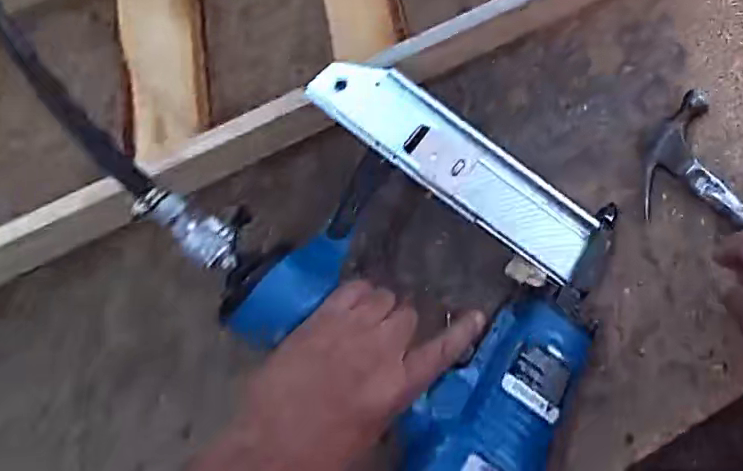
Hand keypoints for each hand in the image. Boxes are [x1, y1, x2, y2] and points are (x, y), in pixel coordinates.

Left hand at [194, 280, 484, 470]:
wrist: (264, 451)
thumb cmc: (317, 455)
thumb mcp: (368, 434)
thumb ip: (390, 395)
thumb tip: (400, 372)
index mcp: (395, 388)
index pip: (440, 352)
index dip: (462, 332)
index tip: (478, 315)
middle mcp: (380, 352)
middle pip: (409, 314)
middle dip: (403, 324)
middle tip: (389, 336)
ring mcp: (351, 330)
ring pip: (384, 297)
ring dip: (382, 306)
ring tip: (369, 320)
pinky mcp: (323, 318)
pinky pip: (354, 289)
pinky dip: (359, 292)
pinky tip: (354, 303)